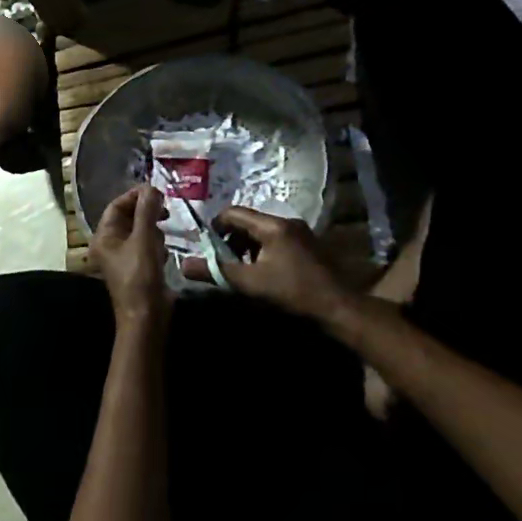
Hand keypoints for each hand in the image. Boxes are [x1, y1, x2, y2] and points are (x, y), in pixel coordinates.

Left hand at [91, 185, 173, 323]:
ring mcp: (125, 256)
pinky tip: (163, 255)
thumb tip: (151, 187)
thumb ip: (147, 211)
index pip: (116, 206)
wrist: (147, 317)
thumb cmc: (140, 277)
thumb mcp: (143, 240)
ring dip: (153, 230)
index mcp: (104, 237)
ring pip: (140, 231)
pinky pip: (148, 246)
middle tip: (165, 210)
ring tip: (161, 239)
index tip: (156, 191)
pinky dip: (156, 245)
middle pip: (129, 217)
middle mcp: (111, 244)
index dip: (135, 196)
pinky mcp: (139, 267)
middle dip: (146, 213)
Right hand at [182, 207, 357, 323]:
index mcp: (271, 225)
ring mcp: (300, 232)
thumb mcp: (249, 283)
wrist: (338, 307)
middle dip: (231, 239)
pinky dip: (263, 251)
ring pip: (263, 231)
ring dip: (247, 246)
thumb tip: (183, 265)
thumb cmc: (292, 292)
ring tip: (241, 269)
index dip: (215, 226)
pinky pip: (277, 239)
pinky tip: (263, 272)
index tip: (206, 246)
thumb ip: (216, 271)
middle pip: (248, 221)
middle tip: (222, 260)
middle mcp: (286, 221)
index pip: (233, 213)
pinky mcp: (308, 245)